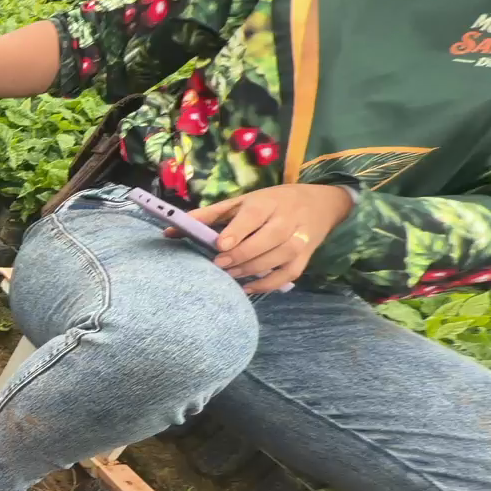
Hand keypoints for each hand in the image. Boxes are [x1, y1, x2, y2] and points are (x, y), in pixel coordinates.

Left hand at [188, 183, 353, 293]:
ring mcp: (302, 237)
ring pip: (284, 254)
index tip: (220, 245)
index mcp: (268, 202)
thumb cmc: (268, 203)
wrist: (321, 202)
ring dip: (255, 268)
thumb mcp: (239, 203)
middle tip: (219, 264)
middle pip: (272, 237)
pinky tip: (247, 288)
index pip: (255, 215)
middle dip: (244, 253)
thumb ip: (206, 216)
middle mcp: (289, 218)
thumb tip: (169, 231)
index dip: (238, 230)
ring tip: (229, 275)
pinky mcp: (307, 254)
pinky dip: (270, 283)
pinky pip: (292, 272)